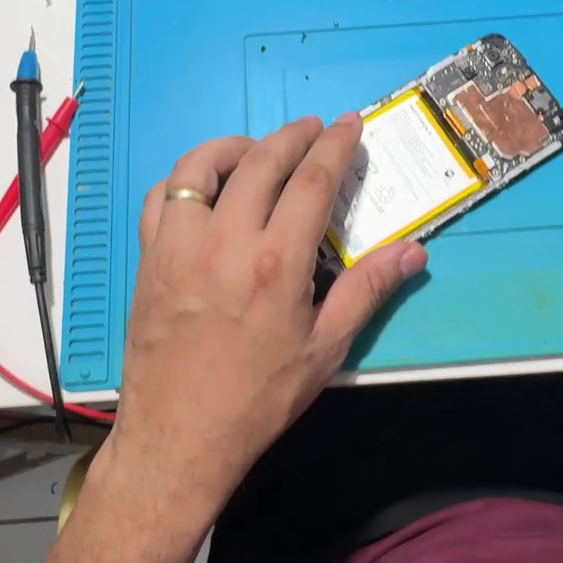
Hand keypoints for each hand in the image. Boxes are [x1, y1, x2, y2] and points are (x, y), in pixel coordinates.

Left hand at [107, 114, 427, 504]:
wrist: (179, 438)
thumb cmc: (259, 398)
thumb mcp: (326, 350)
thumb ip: (368, 290)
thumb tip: (414, 250)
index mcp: (275, 262)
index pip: (311, 182)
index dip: (335, 146)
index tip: (349, 124)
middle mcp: (224, 241)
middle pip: (261, 162)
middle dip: (293, 135)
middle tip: (315, 127)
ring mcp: (178, 246)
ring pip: (200, 167)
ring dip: (236, 146)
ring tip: (260, 149)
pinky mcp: (148, 259)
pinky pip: (162, 198)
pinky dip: (188, 178)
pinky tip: (207, 188)